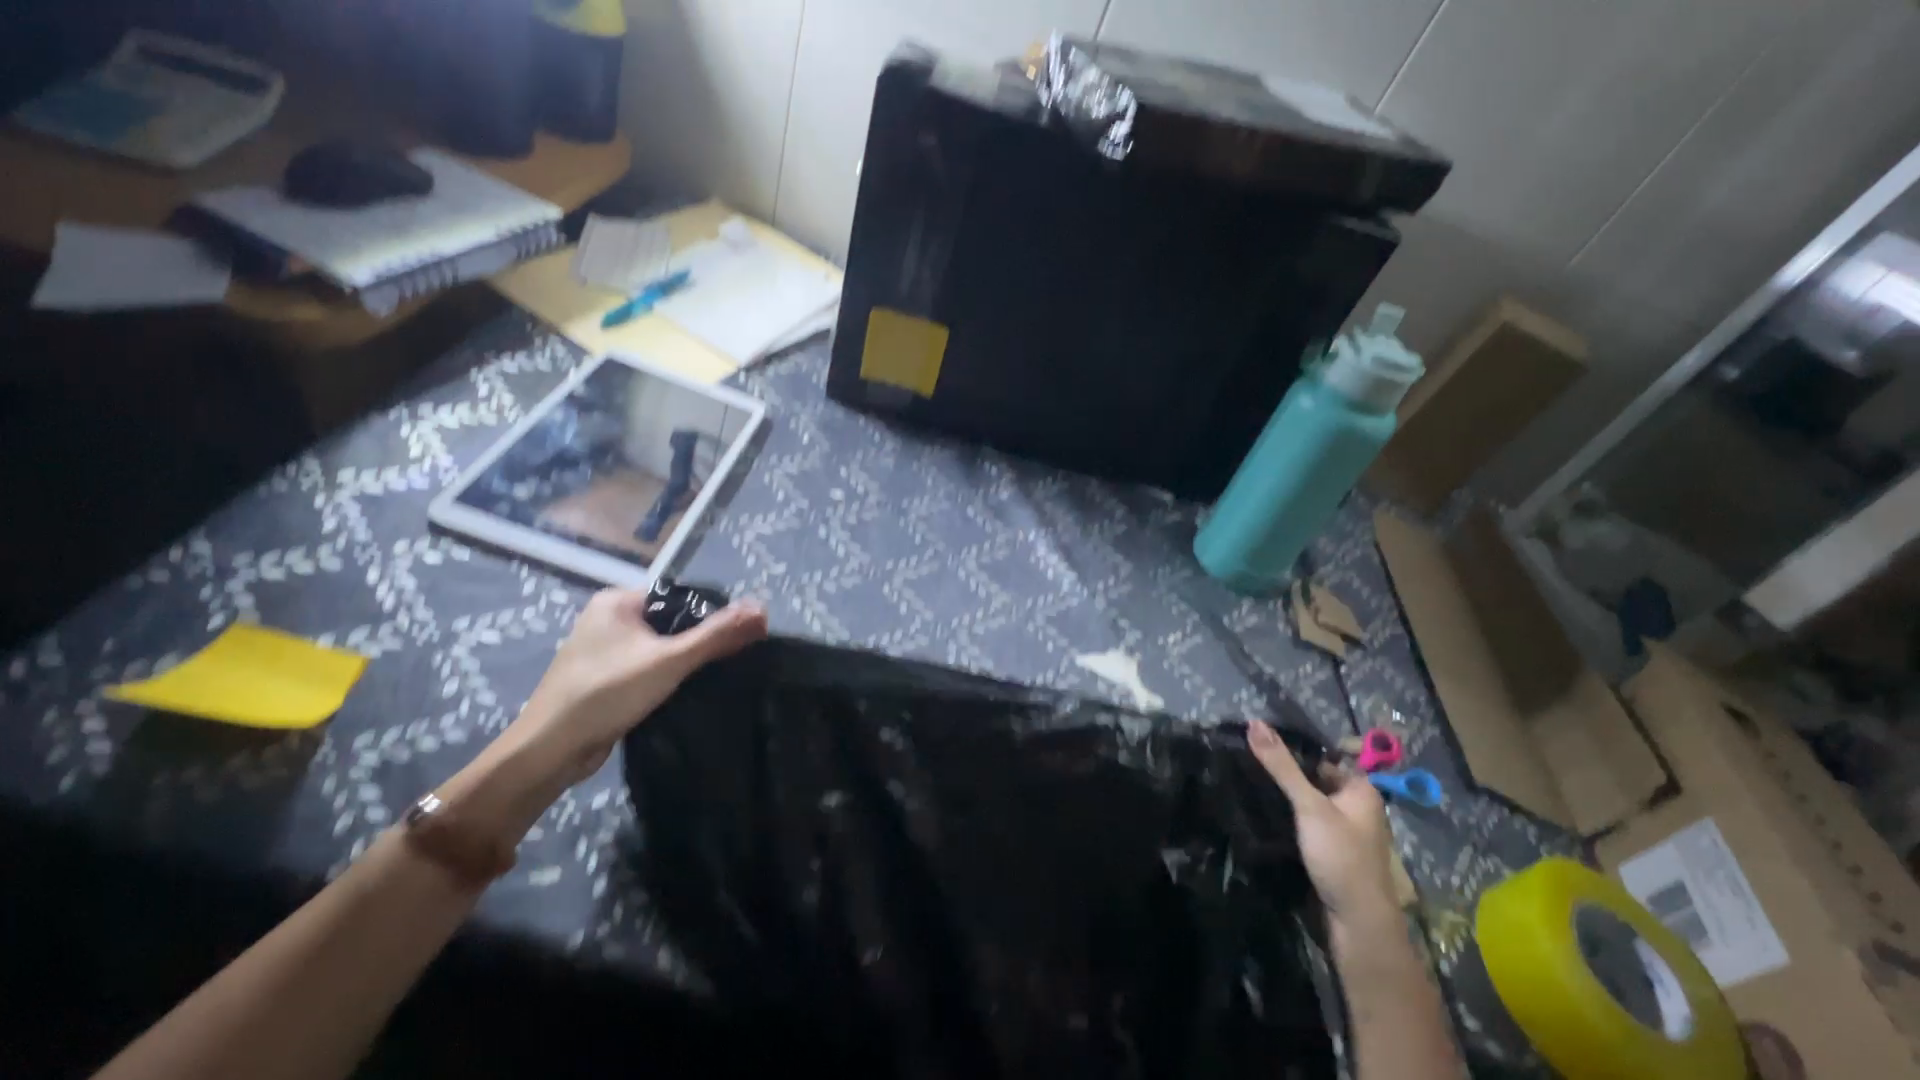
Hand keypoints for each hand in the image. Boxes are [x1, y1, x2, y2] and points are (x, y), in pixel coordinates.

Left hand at [443, 588, 767, 835]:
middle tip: (725, 666)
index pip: (678, 598)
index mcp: (617, 601)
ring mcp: (599, 652)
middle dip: (694, 645)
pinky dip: (660, 682)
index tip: (734, 643)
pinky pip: (642, 671)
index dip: (709, 618)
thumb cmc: (608, 693)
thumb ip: (717, 636)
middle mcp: (605, 619)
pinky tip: (678, 698)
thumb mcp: (670, 661)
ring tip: (707, 683)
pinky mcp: (599, 681)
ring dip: (678, 666)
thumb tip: (763, 610)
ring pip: (655, 651)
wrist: (551, 749)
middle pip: (668, 624)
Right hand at [1247, 719, 1397, 929]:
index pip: (1327, 755)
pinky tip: (1262, 813)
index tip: (1262, 736)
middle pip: (1317, 778)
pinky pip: (1307, 825)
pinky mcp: (1330, 853)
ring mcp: (1344, 832)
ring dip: (1285, 796)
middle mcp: (1356, 807)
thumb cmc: (1340, 856)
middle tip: (1246, 756)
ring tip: (1247, 780)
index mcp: (1361, 790)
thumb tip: (1255, 723)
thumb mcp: (1309, 806)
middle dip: (1288, 770)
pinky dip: (1288, 818)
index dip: (1297, 745)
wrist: (1356, 922)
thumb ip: (1281, 766)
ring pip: (1310, 803)